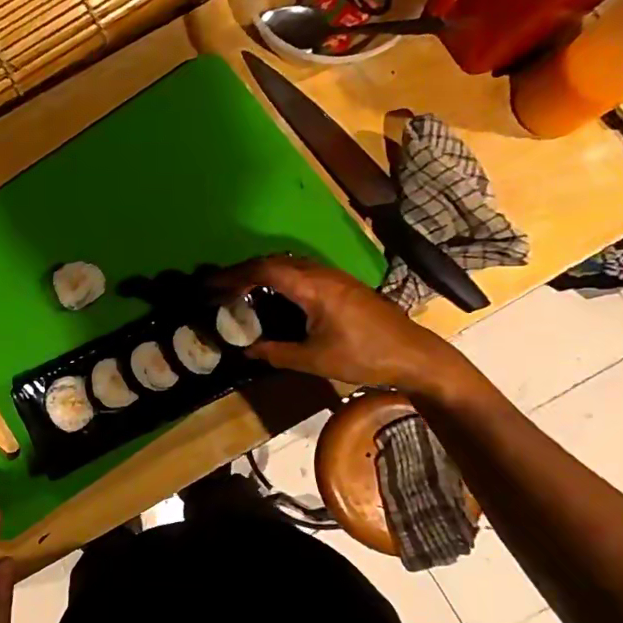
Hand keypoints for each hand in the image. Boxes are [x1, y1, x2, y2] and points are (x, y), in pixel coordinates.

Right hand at [212, 255, 470, 393]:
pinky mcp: (342, 284)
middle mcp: (322, 273)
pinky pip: (301, 270)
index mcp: (312, 287)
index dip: (233, 276)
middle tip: (217, 288)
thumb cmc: (364, 357)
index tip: (210, 286)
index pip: (264, 270)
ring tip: (239, 290)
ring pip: (288, 264)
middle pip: (274, 261)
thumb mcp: (315, 360)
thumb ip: (276, 352)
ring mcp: (334, 275)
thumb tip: (246, 350)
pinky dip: (278, 277)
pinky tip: (273, 295)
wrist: (412, 353)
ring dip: (261, 272)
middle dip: (242, 272)